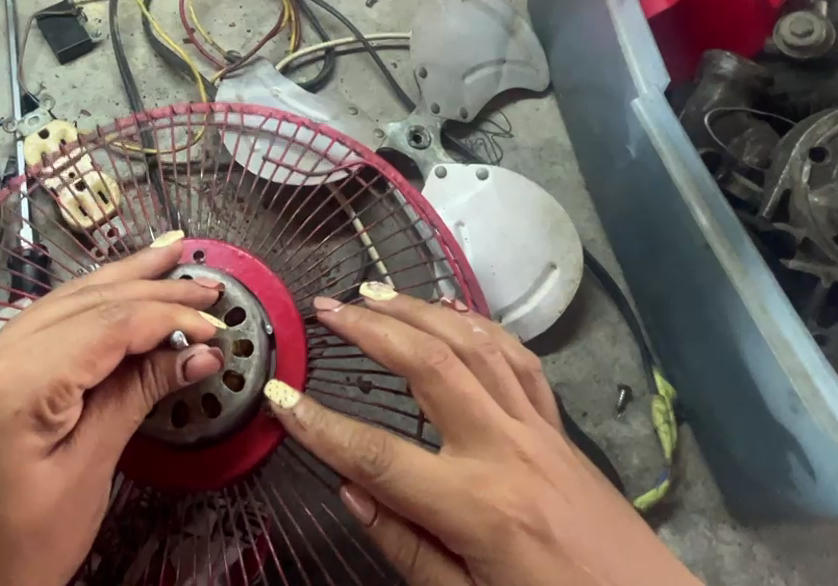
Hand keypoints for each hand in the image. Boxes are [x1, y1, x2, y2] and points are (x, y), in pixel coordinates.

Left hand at [0, 233, 228, 585]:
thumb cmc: (20, 549)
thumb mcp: (88, 473)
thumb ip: (138, 396)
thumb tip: (199, 352)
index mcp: (13, 383)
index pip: (106, 326)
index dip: (166, 318)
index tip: (215, 327)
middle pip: (86, 302)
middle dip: (150, 288)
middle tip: (206, 285)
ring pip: (66, 300)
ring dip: (122, 281)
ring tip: (169, 257)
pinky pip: (49, 320)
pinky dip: (93, 303)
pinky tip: (120, 287)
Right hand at [263, 284, 698, 585]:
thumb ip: (405, 545)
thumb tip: (347, 486)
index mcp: (476, 506)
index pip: (378, 456)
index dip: (320, 425)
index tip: (280, 394)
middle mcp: (504, 449)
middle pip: (429, 365)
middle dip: (372, 329)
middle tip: (328, 308)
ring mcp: (536, 428)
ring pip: (472, 344)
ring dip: (418, 309)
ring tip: (375, 292)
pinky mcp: (557, 424)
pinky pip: (517, 358)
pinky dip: (478, 323)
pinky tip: (449, 307)